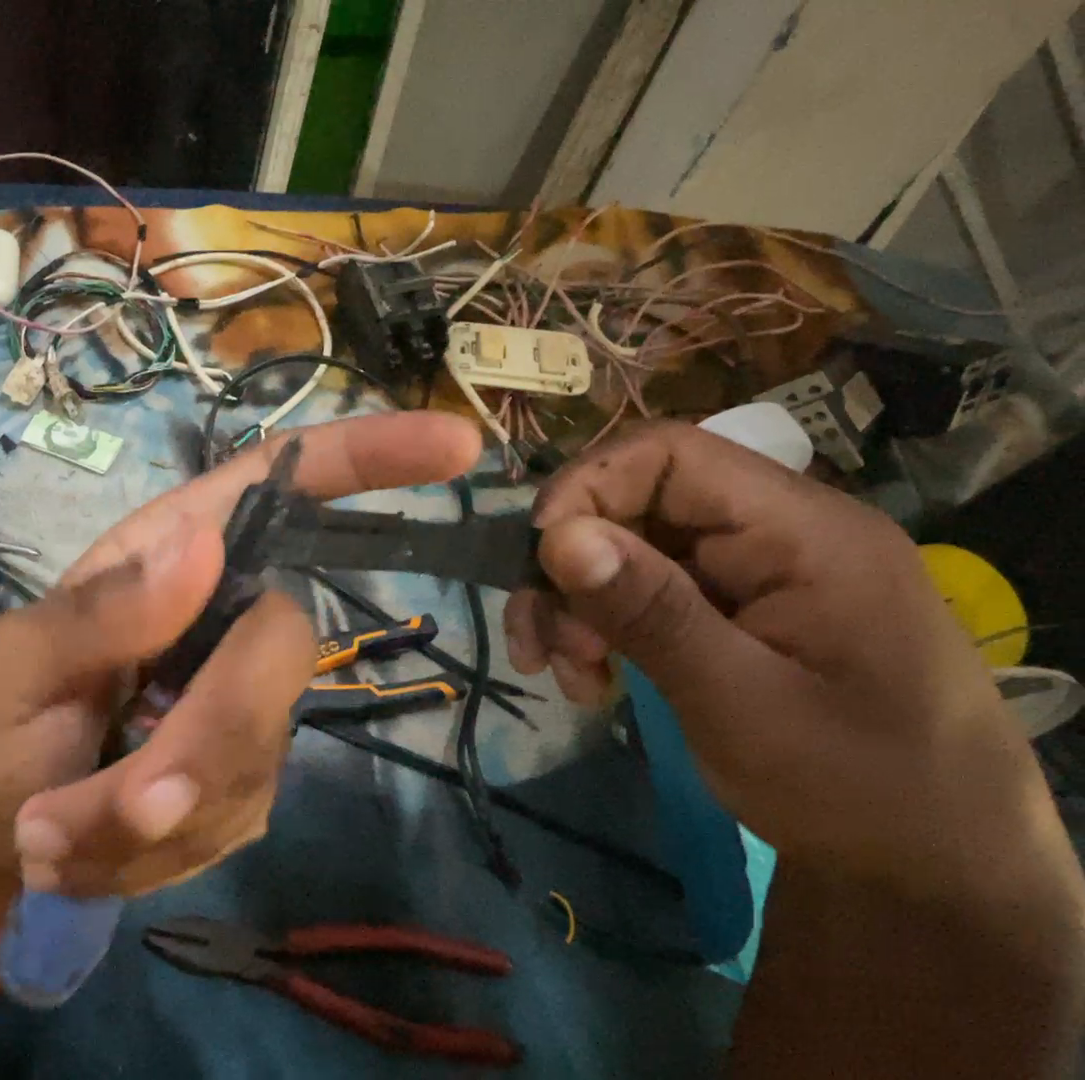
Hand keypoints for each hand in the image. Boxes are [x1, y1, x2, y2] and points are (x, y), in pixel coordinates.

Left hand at [0, 412, 482, 896]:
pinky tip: (91, 846)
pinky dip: (153, 847)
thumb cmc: (1, 731)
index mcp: (163, 559)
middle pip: (285, 642)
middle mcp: (220, 619)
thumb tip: (205, 546)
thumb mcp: (11, 666)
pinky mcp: (253, 783)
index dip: (364, 459)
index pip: (276, 488)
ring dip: (148, 810)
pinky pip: (237, 814)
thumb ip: (95, 615)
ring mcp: (248, 705)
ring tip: (57, 830)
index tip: (458, 446)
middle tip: (116, 801)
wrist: (5, 843)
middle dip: (202, 734)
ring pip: (256, 749)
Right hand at [504, 421, 1073, 899]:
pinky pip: (643, 592)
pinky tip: (590, 681)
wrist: (927, 867)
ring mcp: (756, 573)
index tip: (537, 562)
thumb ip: (651, 612)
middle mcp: (779, 534)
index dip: (587, 489)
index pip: (672, 455)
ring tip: (566, 676)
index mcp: (807, 534)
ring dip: (575, 607)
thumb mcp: (741, 704)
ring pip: (626, 551)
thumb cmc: (856, 789)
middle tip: (543, 648)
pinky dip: (600, 629)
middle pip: (636, 505)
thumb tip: (554, 535)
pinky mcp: (734, 610)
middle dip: (571, 569)